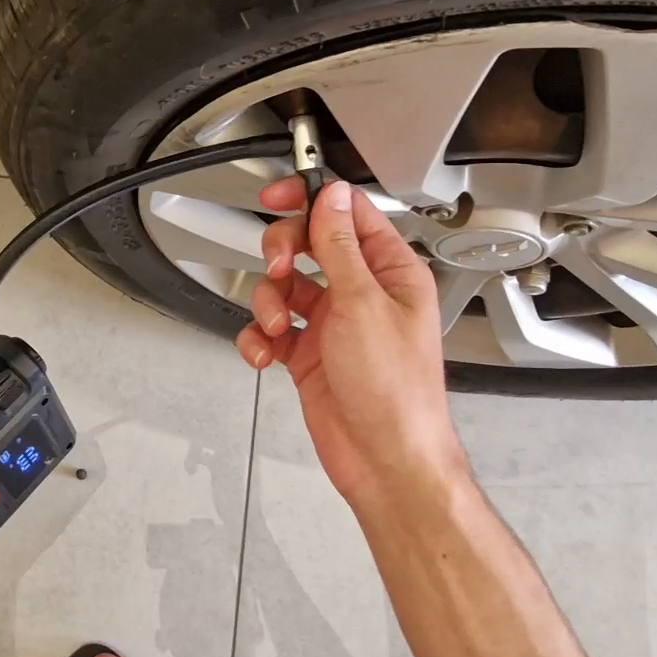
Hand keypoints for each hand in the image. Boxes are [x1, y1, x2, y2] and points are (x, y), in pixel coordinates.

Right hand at [235, 179, 468, 503]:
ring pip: (283, 288)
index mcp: (389, 272)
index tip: (278, 196)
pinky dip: (260, 338)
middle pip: (309, 246)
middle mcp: (362, 293)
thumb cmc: (396, 393)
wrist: (384, 461)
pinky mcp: (309, 354)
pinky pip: (272, 331)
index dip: (311, 200)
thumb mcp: (363, 306)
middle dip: (283, 253)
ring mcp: (333, 324)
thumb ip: (340, 248)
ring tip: (277, 325)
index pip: (348, 215)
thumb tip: (331, 199)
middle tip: (278, 266)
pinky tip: (266, 353)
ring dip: (269, 302)